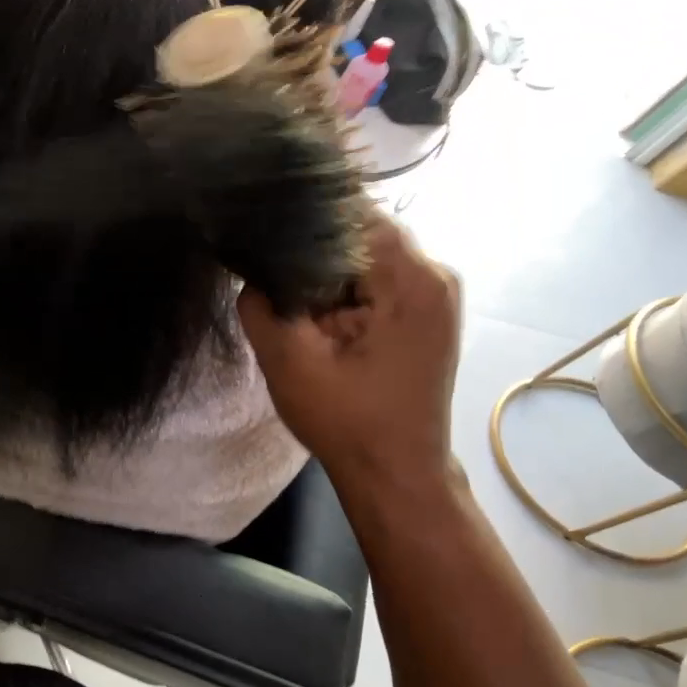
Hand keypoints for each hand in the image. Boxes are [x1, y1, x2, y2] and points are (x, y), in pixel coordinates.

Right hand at [236, 212, 460, 485]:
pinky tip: (314, 313)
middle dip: (310, 249)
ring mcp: (435, 294)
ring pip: (364, 255)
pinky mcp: (425, 312)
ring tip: (288, 294)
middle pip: (359, 231)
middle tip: (267, 271)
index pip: (351, 214)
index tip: (260, 233)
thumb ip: (260, 303)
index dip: (301, 219)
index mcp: (412, 280)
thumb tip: (251, 267)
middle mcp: (435, 275)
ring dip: (324, 271)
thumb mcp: (287, 359)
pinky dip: (341, 288)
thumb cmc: (346, 419)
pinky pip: (375, 278)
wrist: (394, 473)